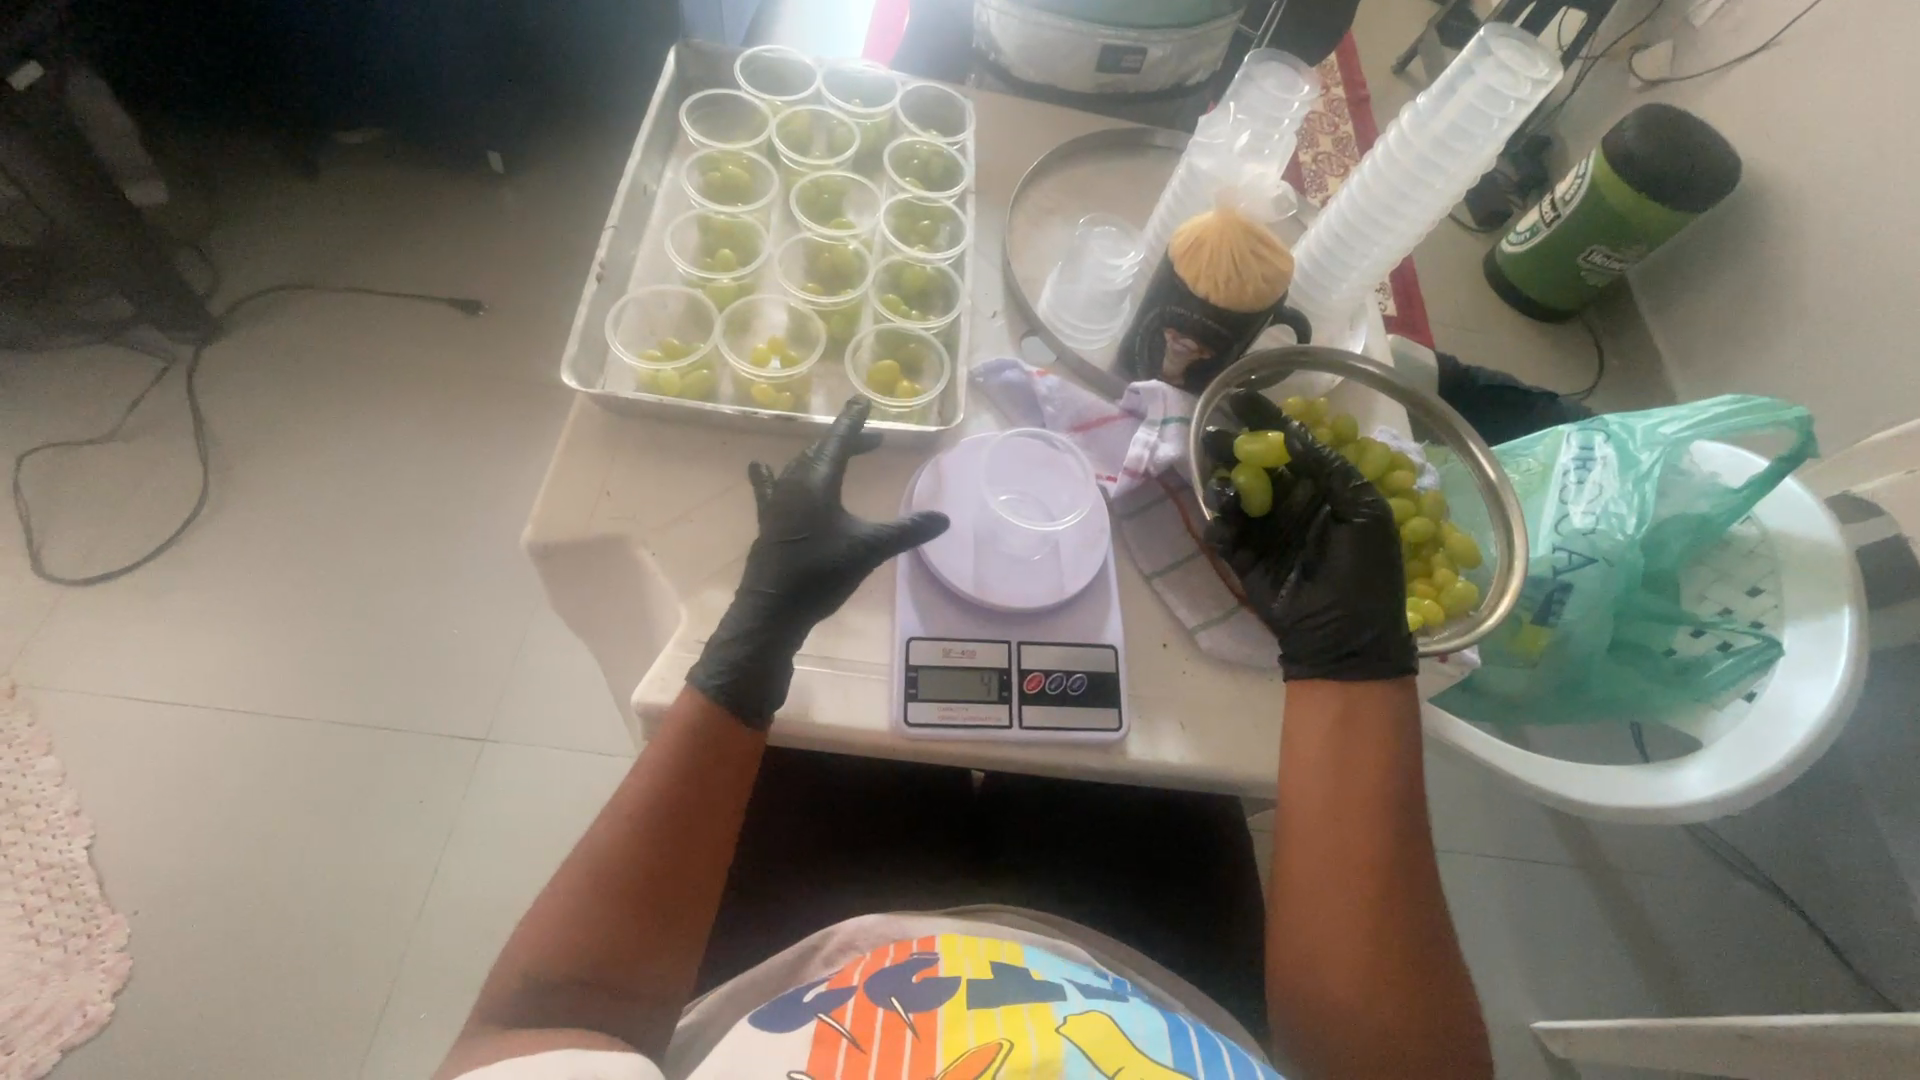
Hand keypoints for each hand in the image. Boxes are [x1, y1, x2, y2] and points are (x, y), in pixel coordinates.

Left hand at [688, 398, 949, 728]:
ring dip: (821, 457)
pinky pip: (771, 487)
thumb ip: (906, 531)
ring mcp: (778, 503)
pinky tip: (762, 468)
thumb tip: (943, 519)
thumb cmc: (821, 574)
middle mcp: (795, 485)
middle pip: (821, 451)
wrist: (773, 609)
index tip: (862, 401)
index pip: (839, 441)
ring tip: (840, 456)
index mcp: (818, 483)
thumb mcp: (869, 550)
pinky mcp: (769, 521)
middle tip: (873, 441)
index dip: (854, 422)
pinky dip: (775, 475)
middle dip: (846, 441)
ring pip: (799, 467)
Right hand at [1205, 390, 1415, 681]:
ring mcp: (1263, 530)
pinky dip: (1218, 521)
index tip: (1239, 396)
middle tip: (1212, 433)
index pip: (1290, 445)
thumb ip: (1332, 471)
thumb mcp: (1365, 514)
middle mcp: (1289, 503)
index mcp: (1321, 489)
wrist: (1347, 637)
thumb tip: (1296, 434)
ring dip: (1221, 480)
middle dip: (1232, 445)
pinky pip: (1223, 532)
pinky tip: (1224, 515)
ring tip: (1217, 473)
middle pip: (1253, 465)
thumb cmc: (1366, 574)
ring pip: (1233, 494)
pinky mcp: (1242, 557)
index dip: (1266, 420)